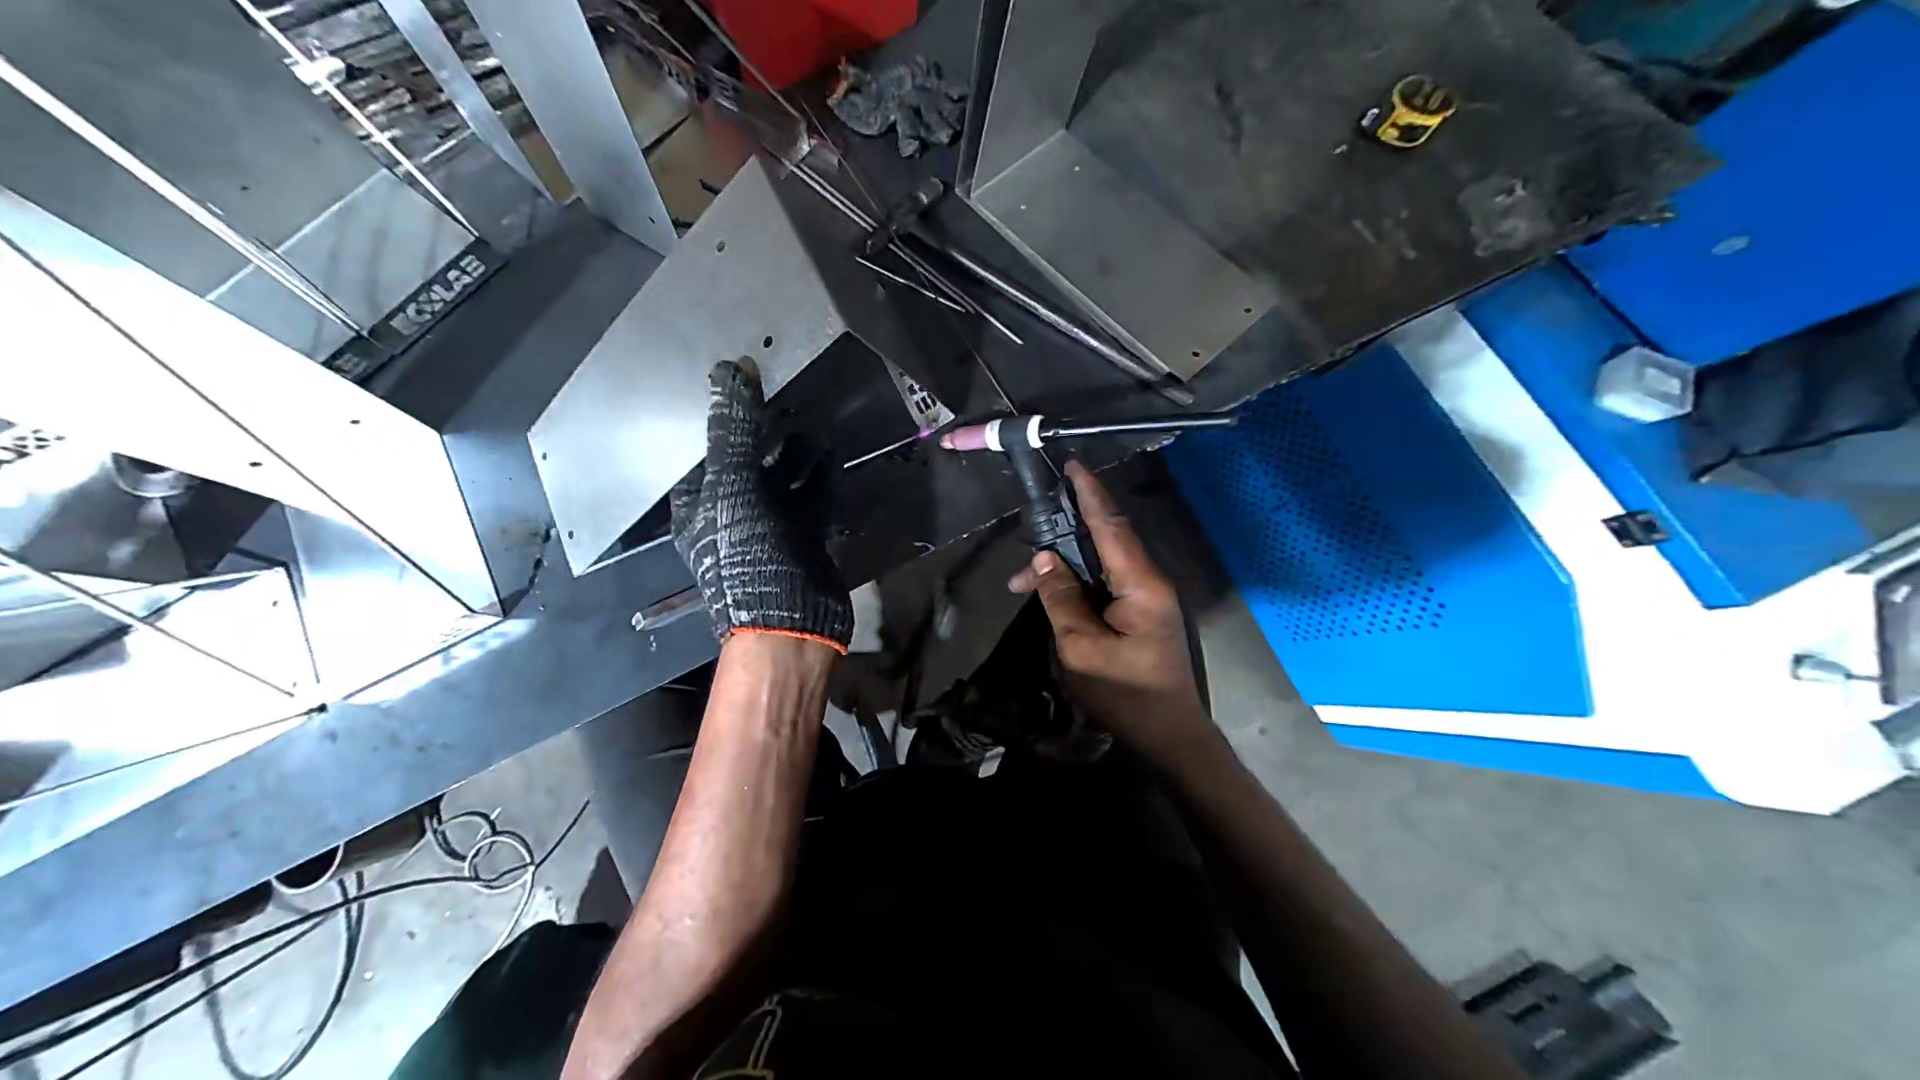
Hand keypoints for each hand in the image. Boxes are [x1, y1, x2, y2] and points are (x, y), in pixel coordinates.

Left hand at [670, 360, 853, 652]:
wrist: (790, 617)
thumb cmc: (746, 552)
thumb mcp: (730, 486)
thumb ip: (733, 430)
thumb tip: (731, 369)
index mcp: (700, 504)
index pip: (706, 451)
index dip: (723, 419)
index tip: (744, 386)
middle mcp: (732, 514)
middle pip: (748, 463)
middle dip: (765, 434)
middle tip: (783, 398)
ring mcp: (770, 528)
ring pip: (783, 480)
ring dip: (797, 454)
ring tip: (812, 423)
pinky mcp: (804, 537)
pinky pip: (811, 498)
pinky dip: (821, 477)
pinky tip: (831, 455)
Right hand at [1009, 461, 1213, 761]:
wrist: (1167, 736)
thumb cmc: (1124, 694)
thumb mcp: (1080, 647)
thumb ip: (1060, 598)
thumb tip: (1044, 559)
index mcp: (1141, 584)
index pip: (1111, 525)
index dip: (1089, 493)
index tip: (1071, 466)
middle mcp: (1148, 582)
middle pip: (1104, 541)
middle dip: (1063, 533)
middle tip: (1027, 535)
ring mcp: (1147, 598)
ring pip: (1100, 564)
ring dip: (1064, 565)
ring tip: (1023, 580)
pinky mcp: (1140, 614)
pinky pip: (1104, 585)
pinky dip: (1075, 585)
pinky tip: (1050, 595)